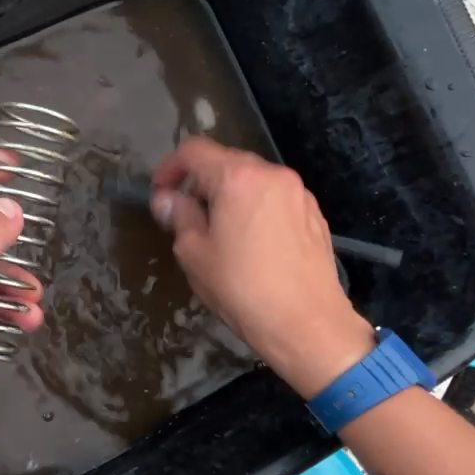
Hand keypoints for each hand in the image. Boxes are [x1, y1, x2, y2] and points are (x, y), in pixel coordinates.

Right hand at [150, 137, 374, 397]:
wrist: (307, 323)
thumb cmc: (241, 287)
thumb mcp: (194, 253)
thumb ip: (179, 216)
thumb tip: (167, 199)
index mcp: (238, 178)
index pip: (194, 150)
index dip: (170, 167)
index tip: (160, 194)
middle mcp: (272, 175)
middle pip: (227, 162)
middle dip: (201, 183)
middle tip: (185, 215)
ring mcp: (299, 193)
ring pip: (253, 181)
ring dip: (229, 196)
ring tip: (218, 232)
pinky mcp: (314, 214)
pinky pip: (274, 199)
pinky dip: (254, 209)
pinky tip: (250, 244)